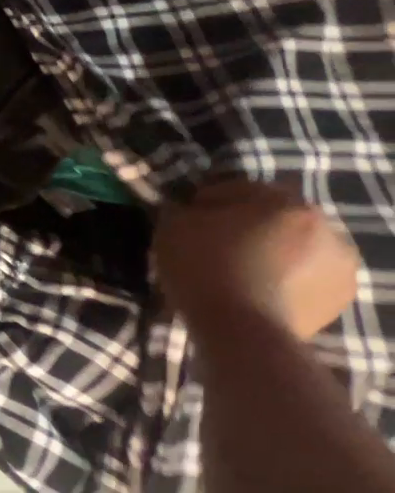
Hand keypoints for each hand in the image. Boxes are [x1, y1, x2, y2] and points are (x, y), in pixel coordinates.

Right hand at [154, 179, 360, 338]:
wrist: (242, 329)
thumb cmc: (205, 264)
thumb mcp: (174, 222)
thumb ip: (188, 208)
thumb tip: (193, 211)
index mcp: (287, 204)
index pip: (239, 188)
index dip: (209, 199)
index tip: (190, 216)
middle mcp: (327, 230)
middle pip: (276, 216)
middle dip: (248, 224)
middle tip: (215, 240)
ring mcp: (341, 268)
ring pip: (296, 246)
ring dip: (272, 249)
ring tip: (239, 267)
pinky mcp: (342, 299)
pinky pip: (308, 274)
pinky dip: (286, 275)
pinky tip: (258, 286)